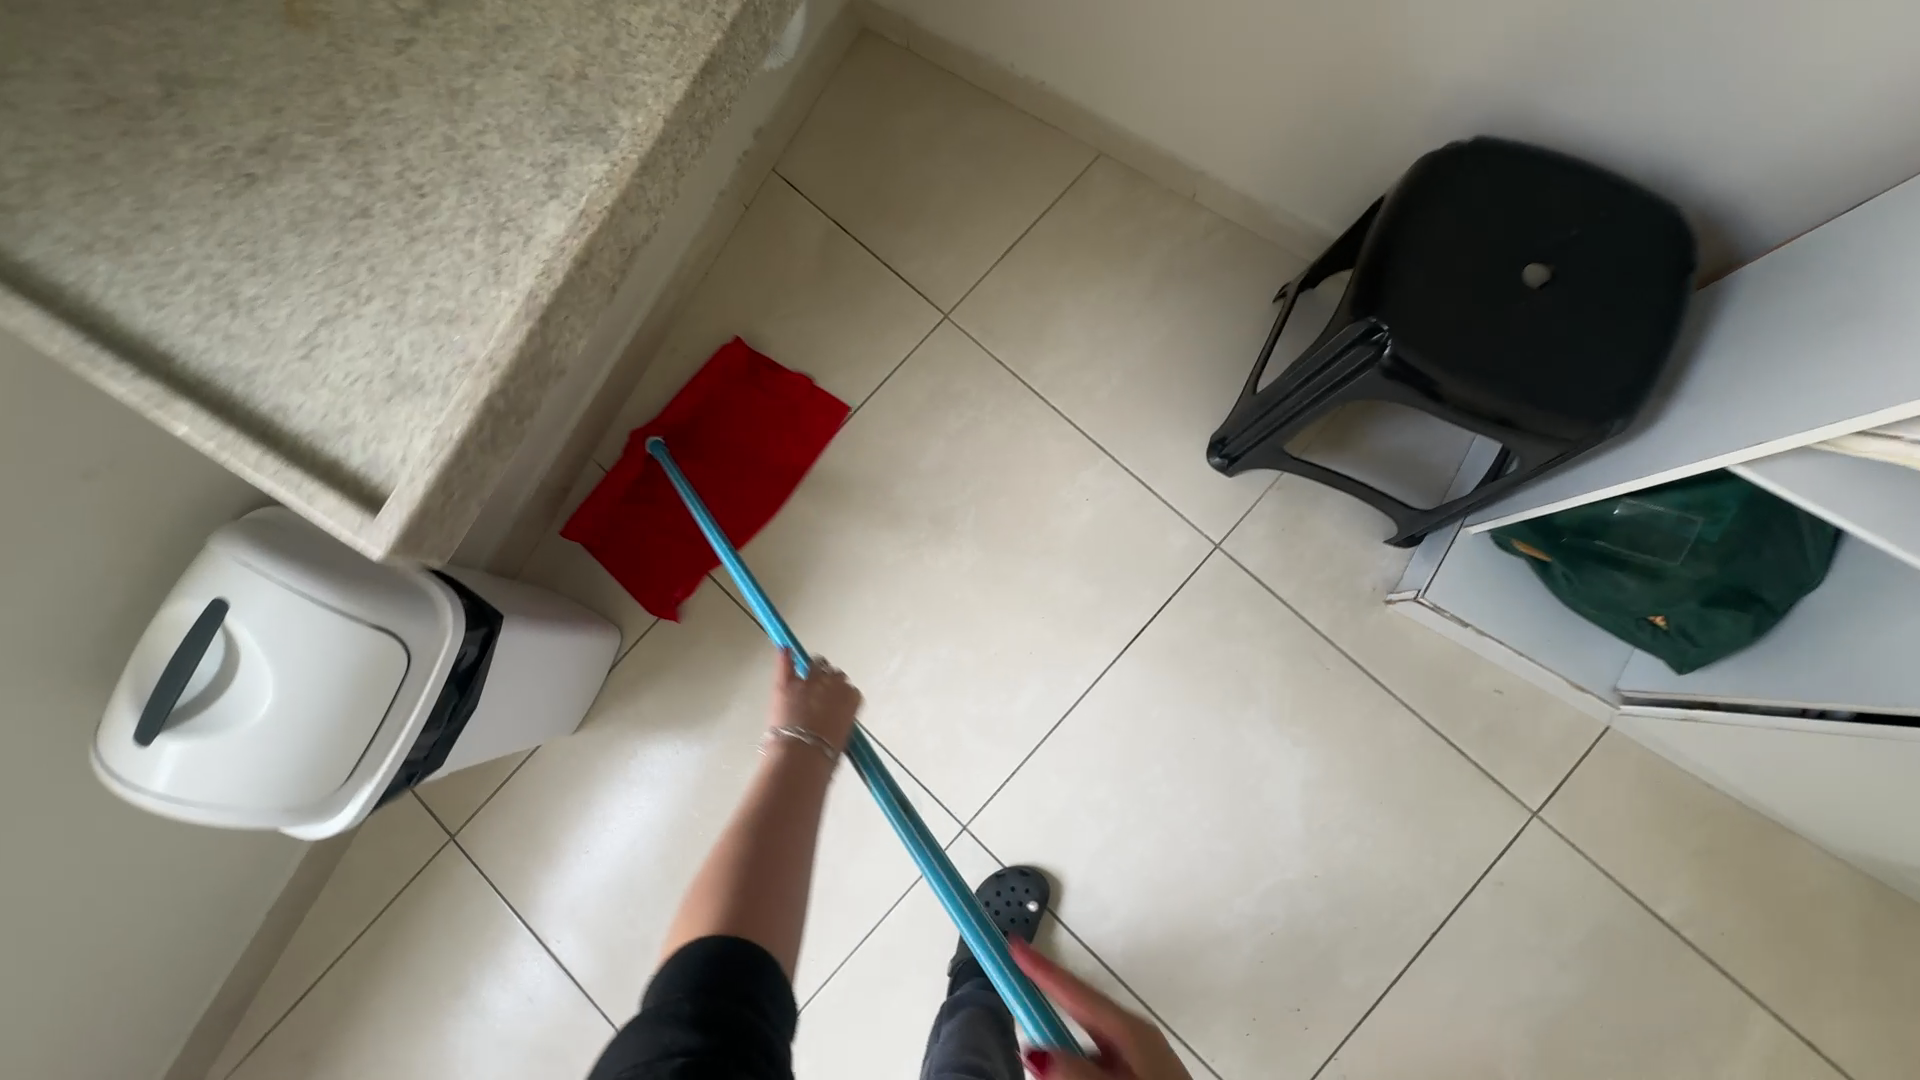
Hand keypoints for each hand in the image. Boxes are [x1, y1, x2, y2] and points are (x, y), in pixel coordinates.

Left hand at [770, 650, 861, 751]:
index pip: (849, 689)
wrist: (800, 756)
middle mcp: (832, 684)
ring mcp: (808, 682)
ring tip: (809, 674)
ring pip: (815, 664)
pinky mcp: (786, 684)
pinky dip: (785, 656)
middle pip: (834, 674)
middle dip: (829, 681)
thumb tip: (833, 721)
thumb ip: (840, 720)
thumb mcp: (843, 738)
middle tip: (821, 692)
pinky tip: (785, 649)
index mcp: (850, 698)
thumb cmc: (825, 755)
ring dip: (813, 668)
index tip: (836, 703)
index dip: (841, 695)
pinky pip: (786, 663)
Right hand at [1012, 940, 1192, 1079]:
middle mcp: (1130, 1036)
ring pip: (1080, 1050)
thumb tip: (1035, 1052)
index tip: (1011, 942)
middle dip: (1044, 1028)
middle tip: (1022, 1029)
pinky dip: (1078, 1071)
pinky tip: (1073, 1078)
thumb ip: (1079, 1072)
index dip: (1040, 967)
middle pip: (1074, 1017)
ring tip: (1050, 1071)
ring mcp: (1133, 1058)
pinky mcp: (1134, 1074)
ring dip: (1064, 1063)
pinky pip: (1093, 1067)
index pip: (1074, 989)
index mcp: (1130, 1029)